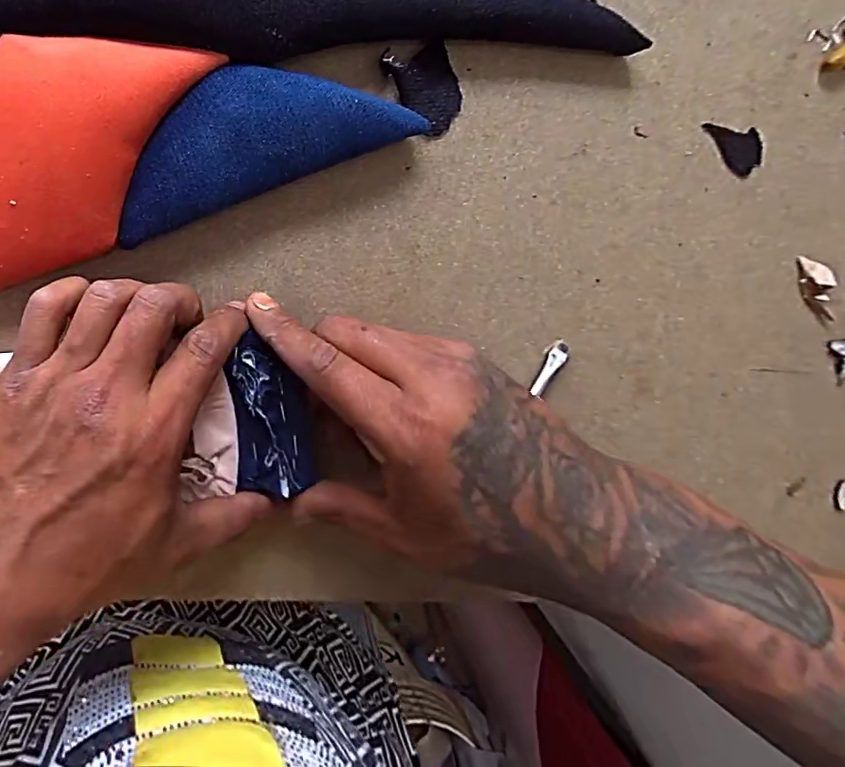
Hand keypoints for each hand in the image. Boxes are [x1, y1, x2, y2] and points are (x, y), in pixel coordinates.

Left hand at [0, 277, 271, 636]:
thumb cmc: (86, 559)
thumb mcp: (170, 547)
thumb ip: (227, 518)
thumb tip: (270, 503)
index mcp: (154, 429)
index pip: (203, 349)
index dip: (227, 323)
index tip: (233, 319)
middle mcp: (110, 390)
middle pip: (154, 307)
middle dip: (180, 299)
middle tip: (182, 317)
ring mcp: (60, 377)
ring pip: (102, 299)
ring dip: (131, 293)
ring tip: (137, 310)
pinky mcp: (19, 375)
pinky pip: (43, 310)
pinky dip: (69, 293)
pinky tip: (83, 303)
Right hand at [245, 292, 641, 605]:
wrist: (589, 519)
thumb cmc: (492, 535)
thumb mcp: (407, 534)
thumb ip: (339, 506)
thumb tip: (290, 502)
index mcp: (406, 425)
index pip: (326, 363)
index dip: (283, 334)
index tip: (256, 308)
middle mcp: (428, 377)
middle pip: (344, 330)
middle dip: (312, 345)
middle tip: (309, 392)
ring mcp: (454, 359)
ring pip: (372, 331)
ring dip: (347, 353)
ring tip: (357, 404)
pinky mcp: (470, 355)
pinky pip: (402, 340)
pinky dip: (379, 357)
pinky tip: (394, 400)